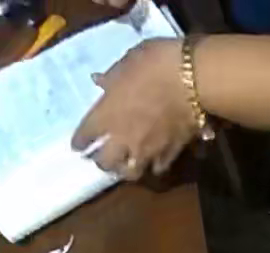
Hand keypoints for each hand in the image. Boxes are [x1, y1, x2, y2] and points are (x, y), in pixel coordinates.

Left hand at [71, 39, 197, 181]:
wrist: (192, 81)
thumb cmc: (155, 64)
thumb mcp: (126, 62)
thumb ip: (111, 78)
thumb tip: (98, 82)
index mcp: (107, 114)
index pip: (86, 135)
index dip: (80, 142)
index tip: (76, 146)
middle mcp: (123, 139)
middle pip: (106, 162)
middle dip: (102, 162)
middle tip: (101, 160)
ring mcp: (146, 151)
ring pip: (131, 173)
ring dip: (125, 171)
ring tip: (126, 169)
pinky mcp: (168, 156)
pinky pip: (157, 169)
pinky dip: (153, 167)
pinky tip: (154, 163)